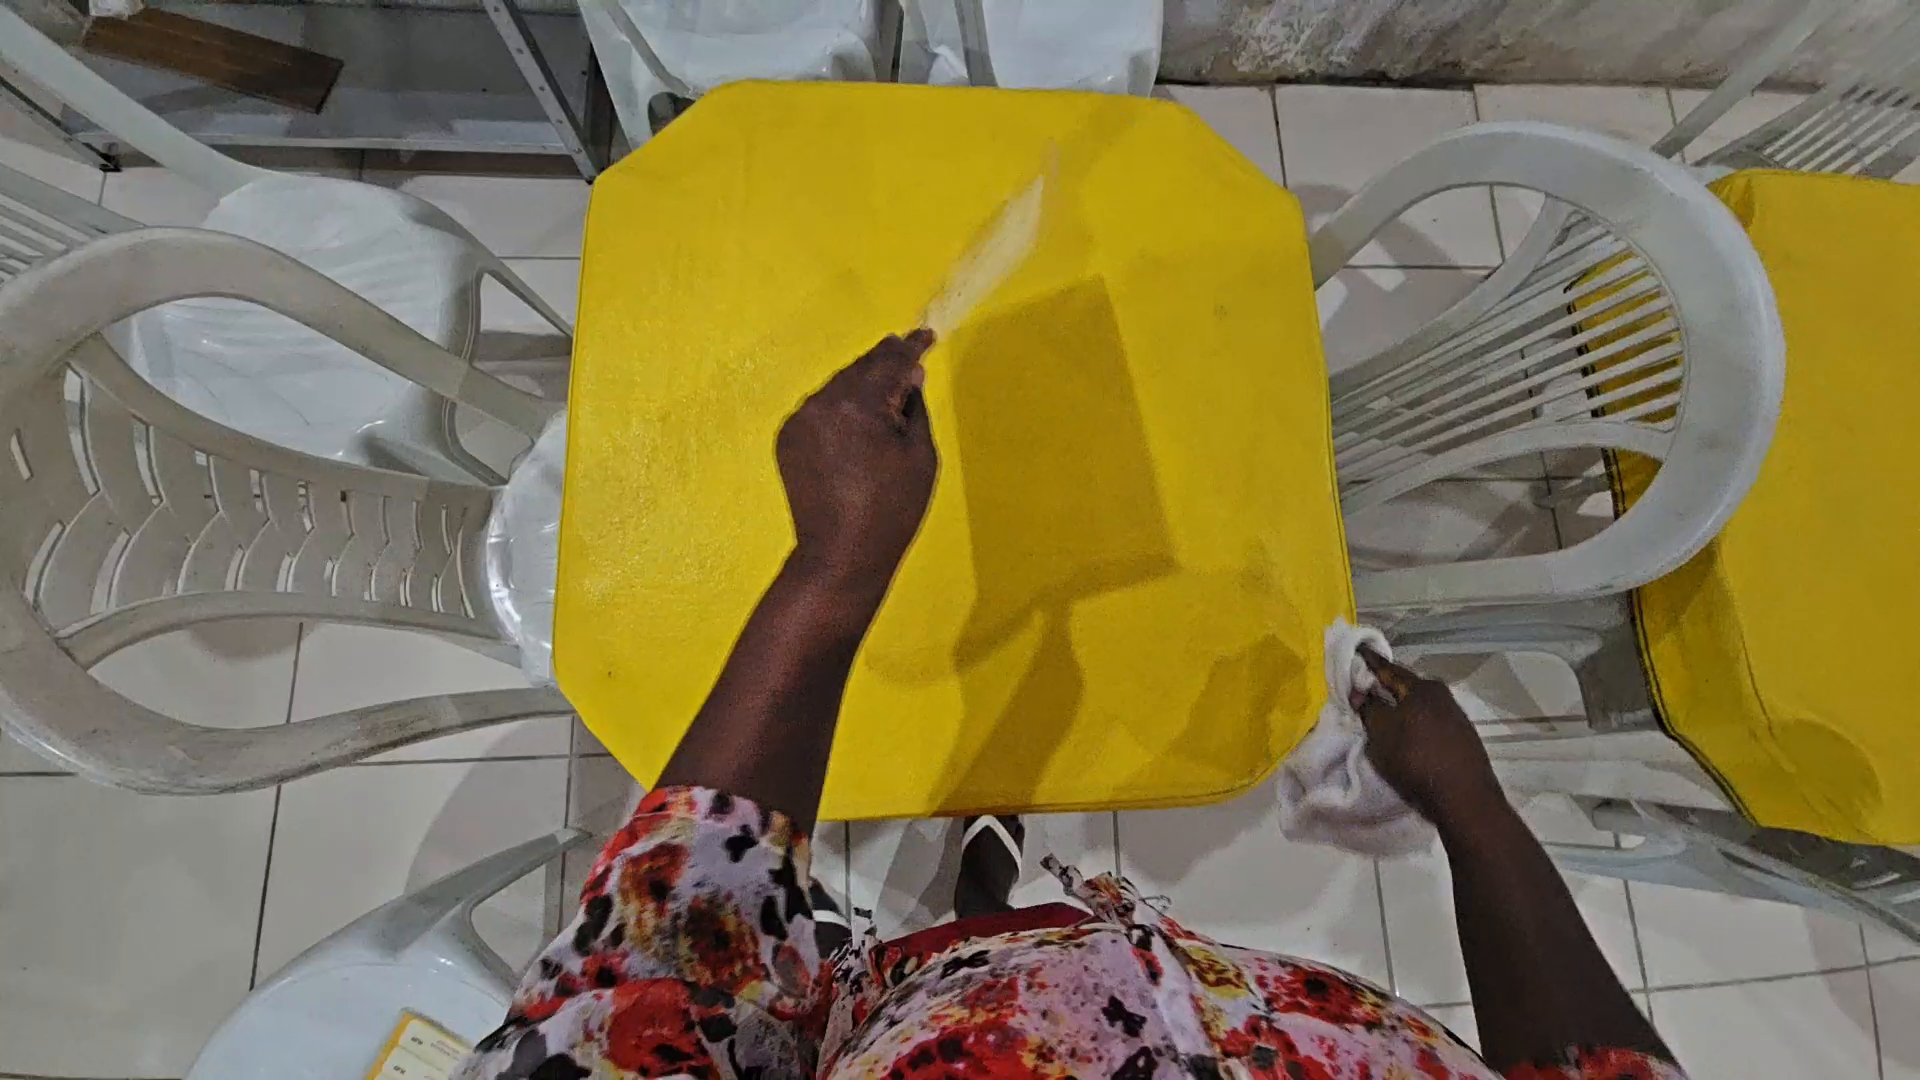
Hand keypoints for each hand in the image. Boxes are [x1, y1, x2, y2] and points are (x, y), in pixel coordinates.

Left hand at [776, 329, 938, 594]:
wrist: (841, 554)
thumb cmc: (892, 509)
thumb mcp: (920, 456)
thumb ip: (914, 407)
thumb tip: (910, 375)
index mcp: (859, 404)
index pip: (891, 361)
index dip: (912, 347)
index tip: (925, 336)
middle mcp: (822, 403)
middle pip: (860, 369)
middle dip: (886, 365)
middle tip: (909, 361)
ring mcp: (799, 420)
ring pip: (838, 388)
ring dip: (861, 388)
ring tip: (884, 399)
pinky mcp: (787, 439)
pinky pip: (820, 411)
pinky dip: (839, 410)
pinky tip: (856, 427)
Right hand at [1352, 648, 1507, 826]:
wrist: (1464, 799)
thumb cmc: (1414, 757)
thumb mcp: (1379, 731)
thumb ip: (1368, 708)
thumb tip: (1361, 693)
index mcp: (1422, 688)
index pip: (1388, 669)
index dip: (1369, 661)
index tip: (1358, 650)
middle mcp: (1443, 696)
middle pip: (1406, 687)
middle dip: (1385, 687)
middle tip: (1364, 687)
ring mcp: (1457, 718)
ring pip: (1419, 706)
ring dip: (1401, 708)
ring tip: (1383, 712)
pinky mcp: (1464, 739)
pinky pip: (1430, 722)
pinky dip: (1414, 723)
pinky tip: (1406, 733)